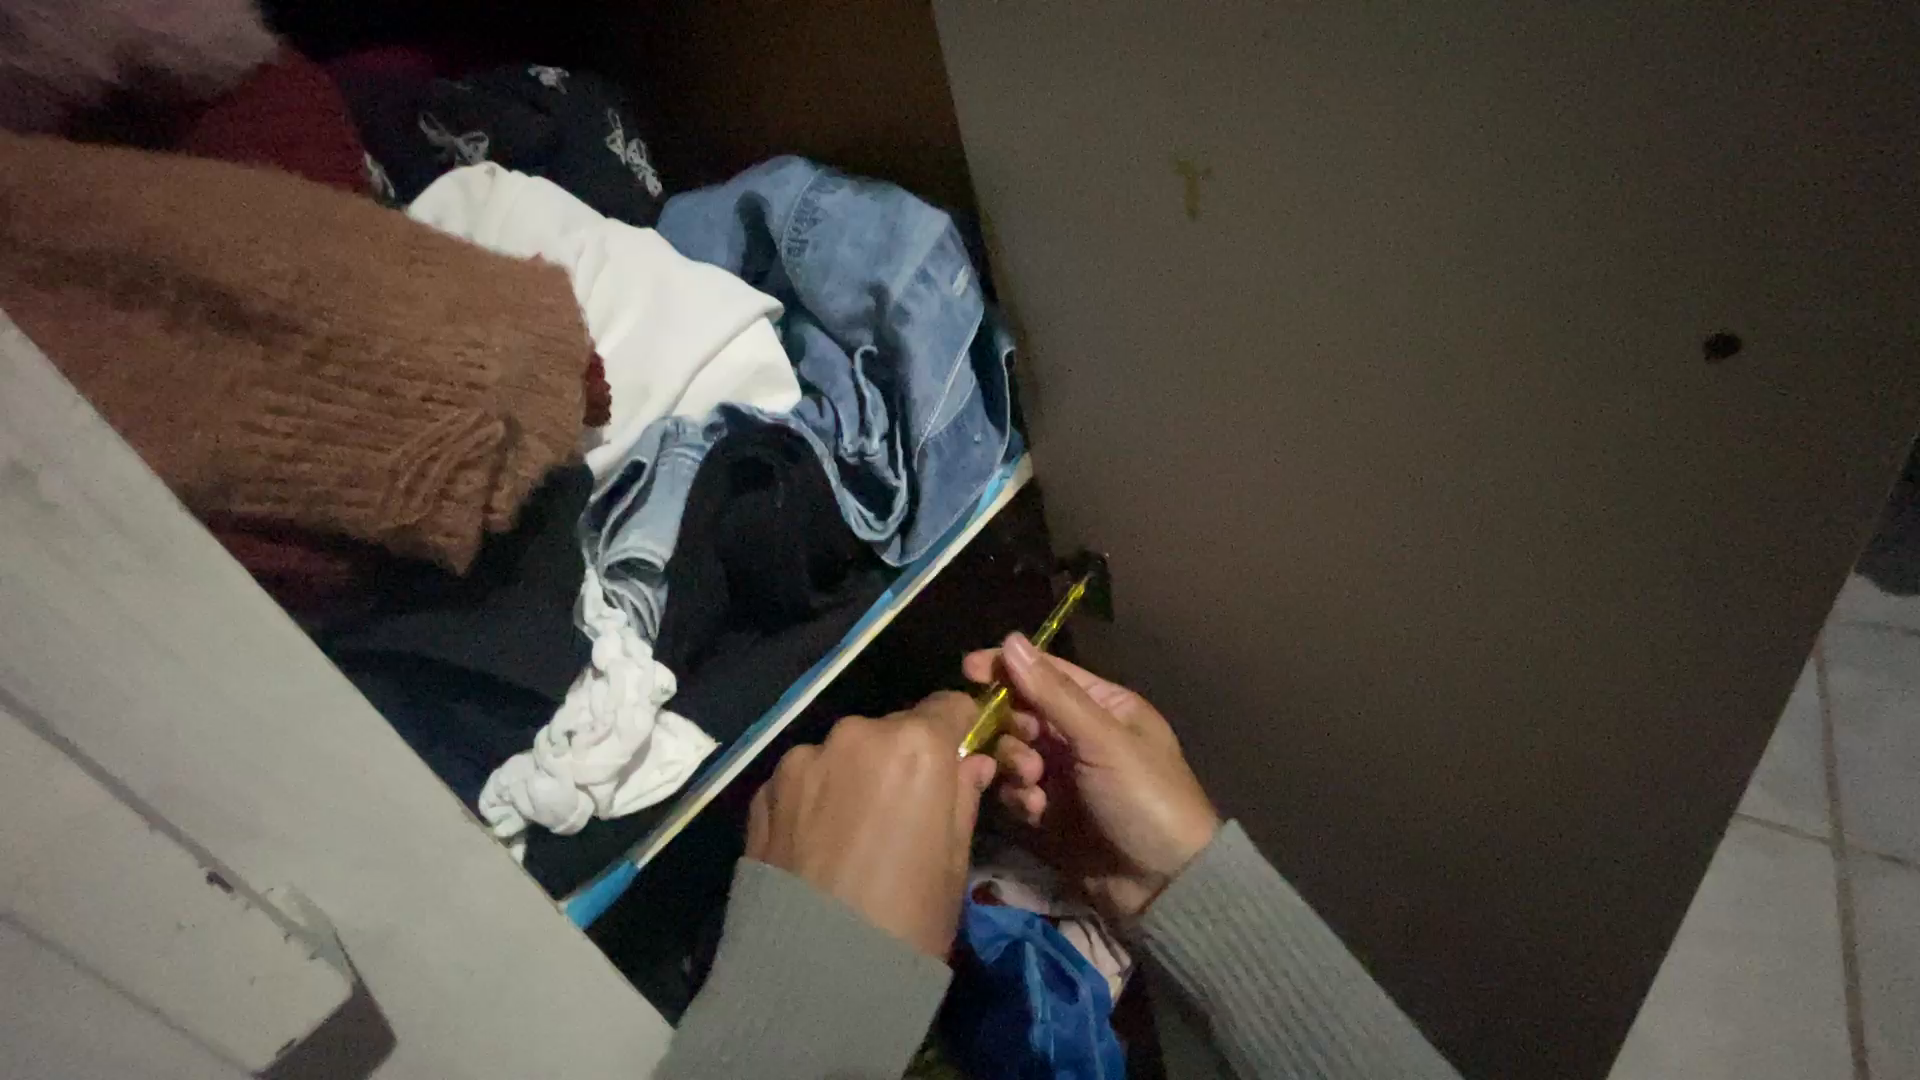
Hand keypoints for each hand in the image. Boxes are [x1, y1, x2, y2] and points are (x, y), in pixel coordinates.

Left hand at [748, 692, 997, 959]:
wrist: (812, 981)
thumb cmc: (906, 922)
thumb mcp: (953, 863)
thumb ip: (962, 798)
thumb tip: (970, 764)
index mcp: (915, 746)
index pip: (948, 706)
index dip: (957, 730)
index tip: (956, 759)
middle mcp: (857, 734)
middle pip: (894, 729)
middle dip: (903, 759)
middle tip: (902, 812)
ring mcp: (804, 758)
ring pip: (846, 752)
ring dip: (855, 775)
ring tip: (851, 834)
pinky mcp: (765, 788)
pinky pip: (806, 777)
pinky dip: (816, 797)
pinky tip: (816, 845)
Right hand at [965, 633, 1219, 920]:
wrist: (1165, 887)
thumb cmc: (1145, 797)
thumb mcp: (1103, 740)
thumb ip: (1053, 693)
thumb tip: (1010, 640)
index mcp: (1102, 706)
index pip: (1046, 673)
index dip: (1007, 668)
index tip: (969, 669)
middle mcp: (1078, 735)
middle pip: (1022, 713)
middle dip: (1013, 728)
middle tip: (1024, 750)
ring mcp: (1062, 775)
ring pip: (1013, 753)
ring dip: (1015, 765)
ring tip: (1033, 784)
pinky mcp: (1049, 813)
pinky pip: (1015, 792)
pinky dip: (1020, 798)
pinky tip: (1036, 811)